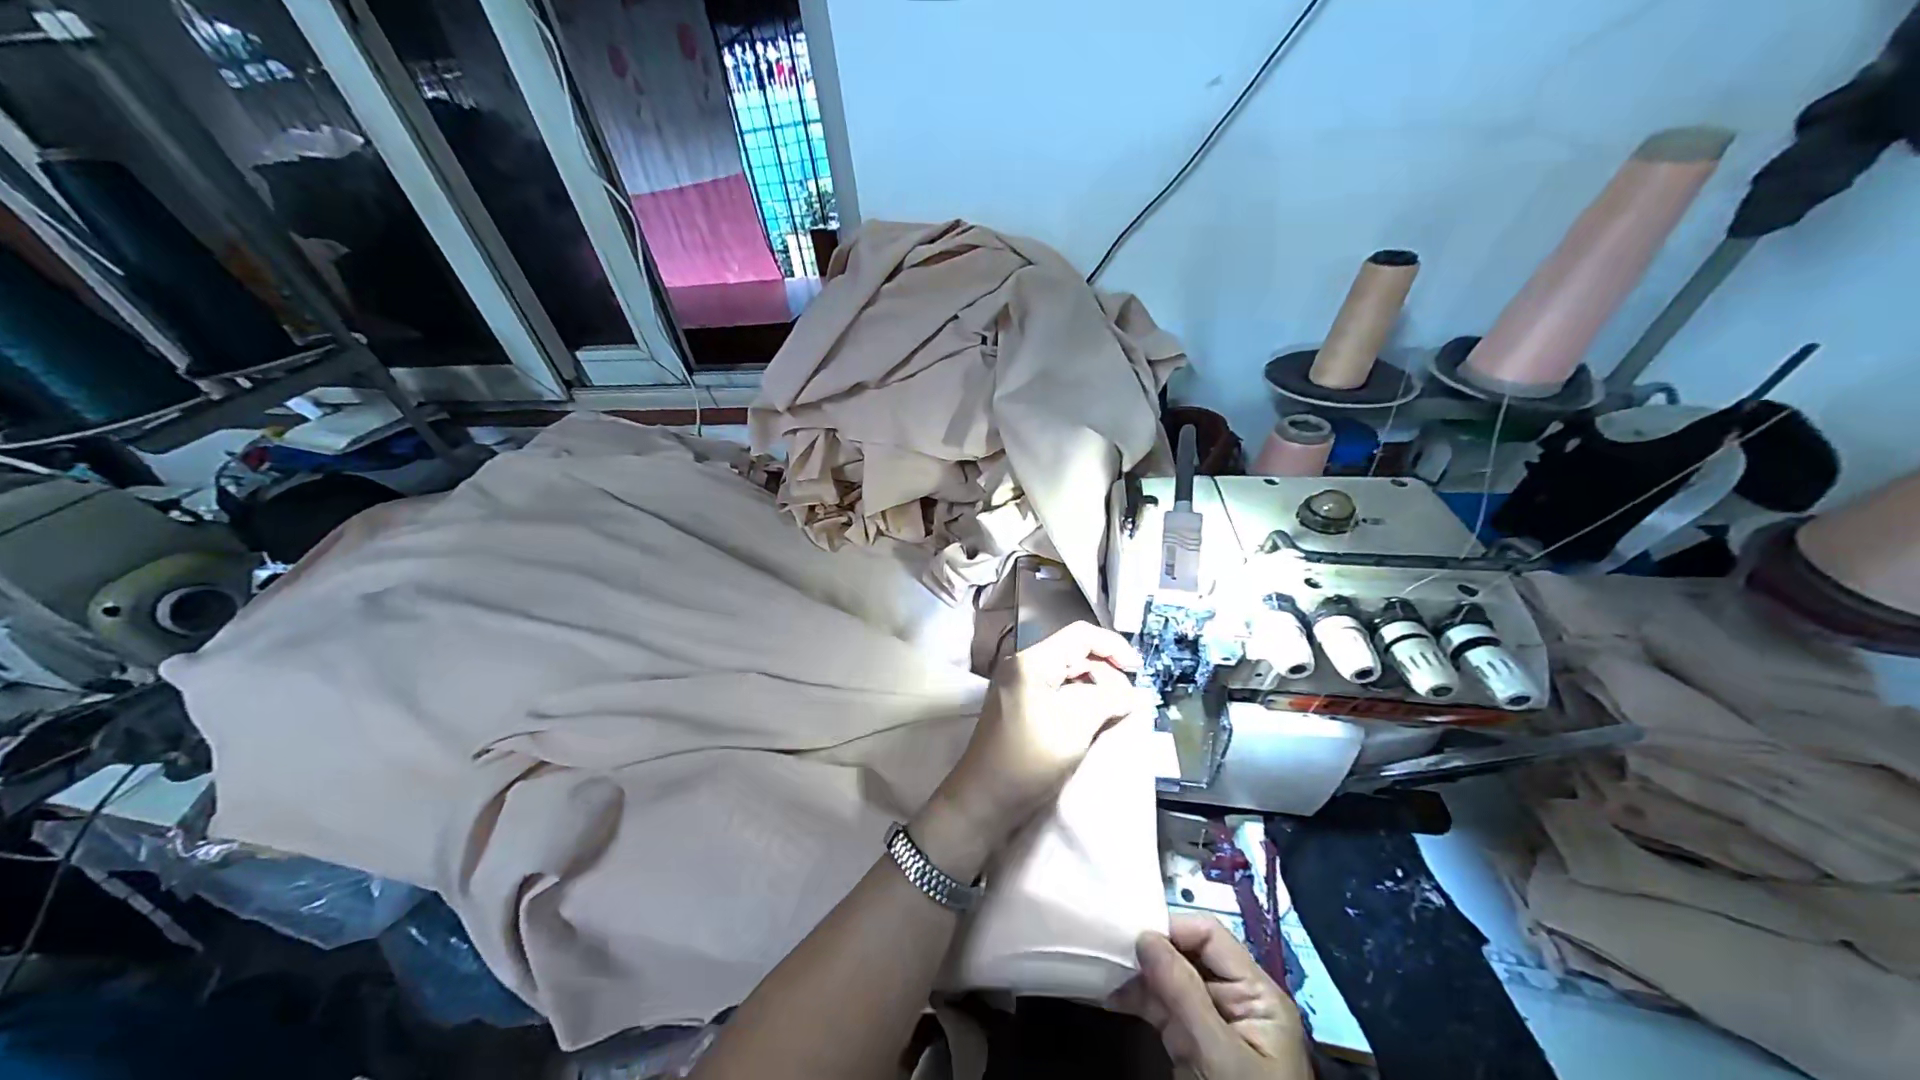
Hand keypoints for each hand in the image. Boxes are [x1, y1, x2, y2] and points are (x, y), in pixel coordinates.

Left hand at [913, 621, 1143, 864]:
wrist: (983, 801)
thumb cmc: (1027, 761)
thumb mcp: (1075, 727)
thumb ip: (1107, 700)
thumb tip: (1134, 693)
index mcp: (1031, 662)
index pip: (1080, 635)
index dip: (1113, 647)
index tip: (1139, 670)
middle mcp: (1022, 666)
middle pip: (1074, 653)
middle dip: (1106, 671)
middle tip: (1128, 700)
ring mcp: (1018, 686)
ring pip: (1067, 673)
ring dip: (1094, 687)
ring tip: (1116, 711)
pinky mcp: (1019, 705)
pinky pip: (1056, 691)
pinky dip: (1079, 699)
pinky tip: (1094, 718)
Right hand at [1110, 915, 1312, 1079]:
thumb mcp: (1217, 1053)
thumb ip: (1183, 991)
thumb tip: (1145, 935)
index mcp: (1256, 994)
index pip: (1210, 937)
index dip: (1172, 930)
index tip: (1131, 936)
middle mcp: (1235, 999)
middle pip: (1188, 955)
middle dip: (1149, 952)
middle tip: (1108, 950)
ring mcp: (1211, 1022)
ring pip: (1169, 980)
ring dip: (1136, 976)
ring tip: (1101, 971)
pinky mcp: (1190, 1044)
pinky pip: (1161, 1008)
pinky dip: (1136, 1001)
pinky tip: (1109, 997)